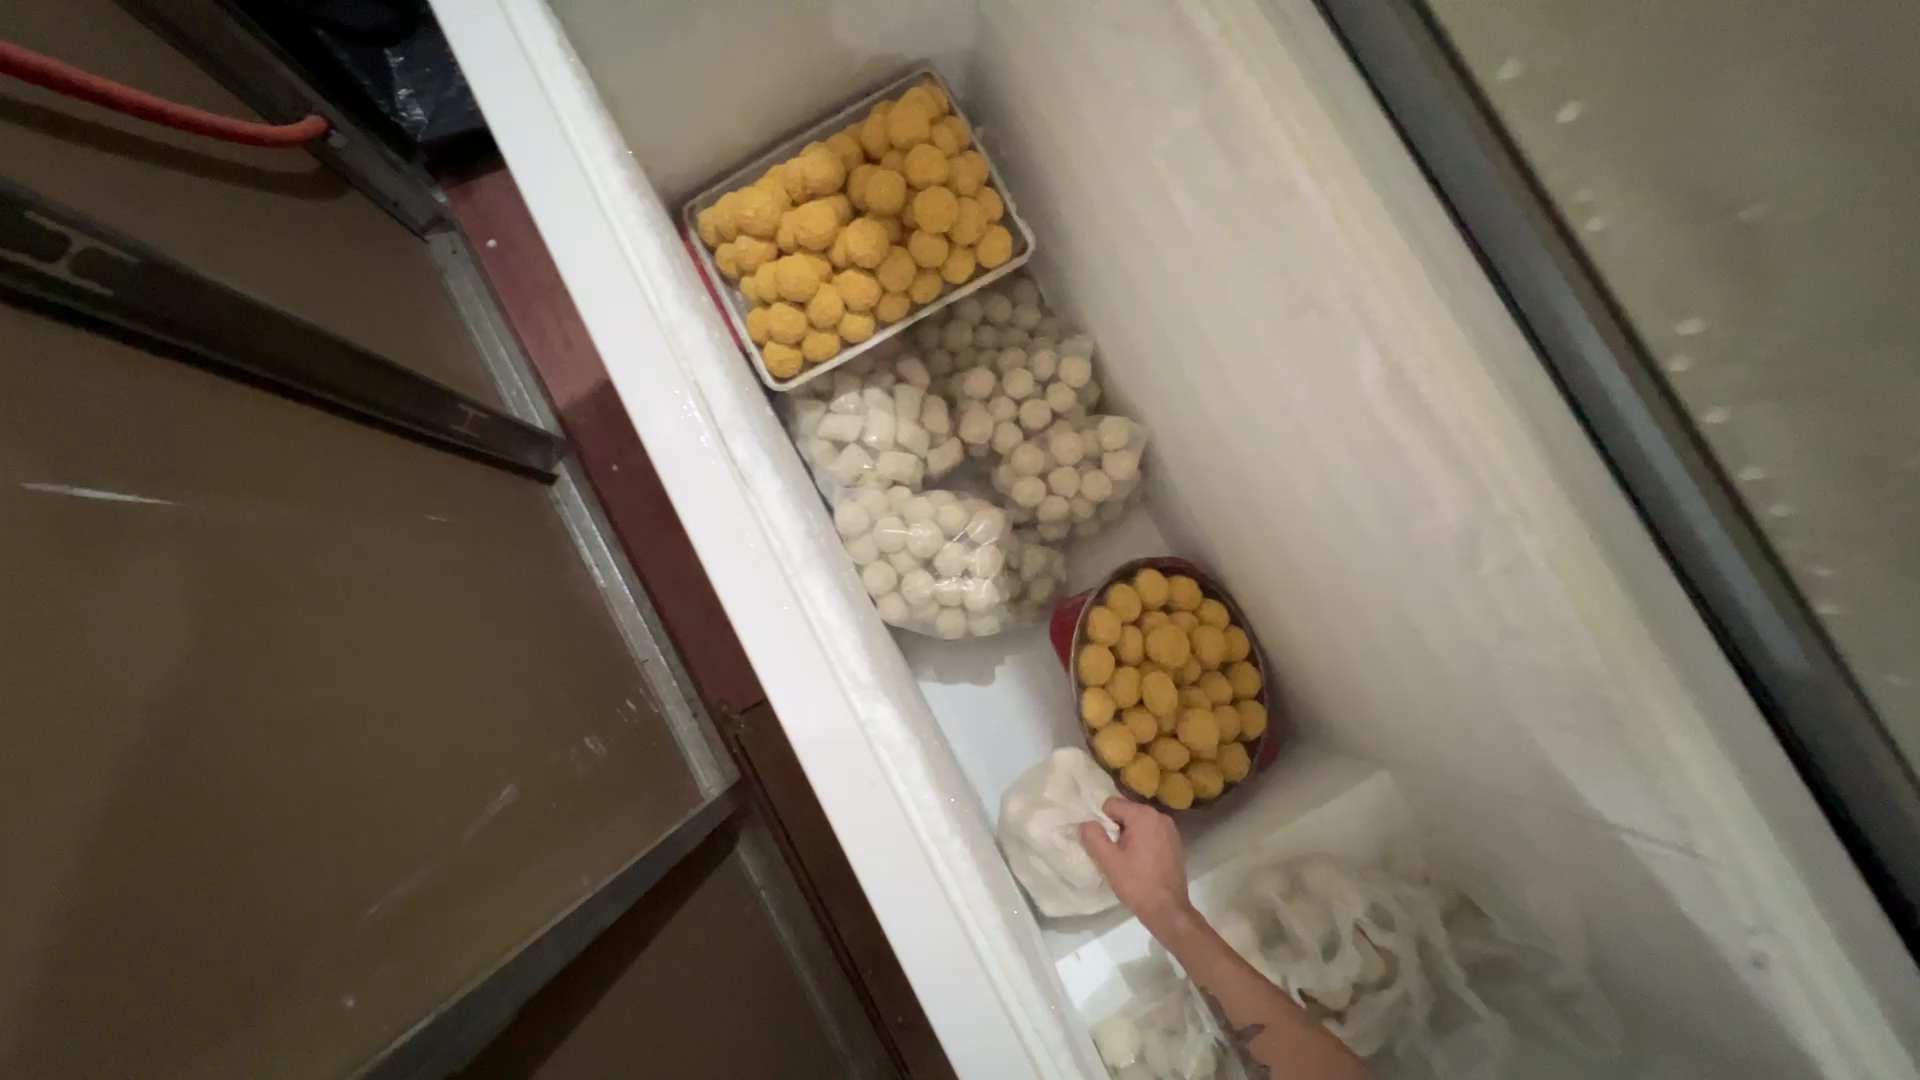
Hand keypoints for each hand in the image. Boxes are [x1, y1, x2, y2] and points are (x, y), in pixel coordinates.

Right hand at [1079, 798, 1192, 928]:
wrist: (1168, 911)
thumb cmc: (1137, 884)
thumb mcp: (1109, 861)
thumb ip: (1093, 837)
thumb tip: (1087, 823)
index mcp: (1144, 815)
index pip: (1111, 804)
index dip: (1103, 823)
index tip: (1107, 845)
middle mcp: (1160, 816)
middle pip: (1126, 812)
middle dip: (1116, 829)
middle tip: (1116, 854)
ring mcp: (1170, 829)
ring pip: (1138, 823)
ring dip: (1129, 836)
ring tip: (1129, 860)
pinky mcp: (1175, 842)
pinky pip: (1151, 833)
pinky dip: (1143, 842)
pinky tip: (1142, 863)